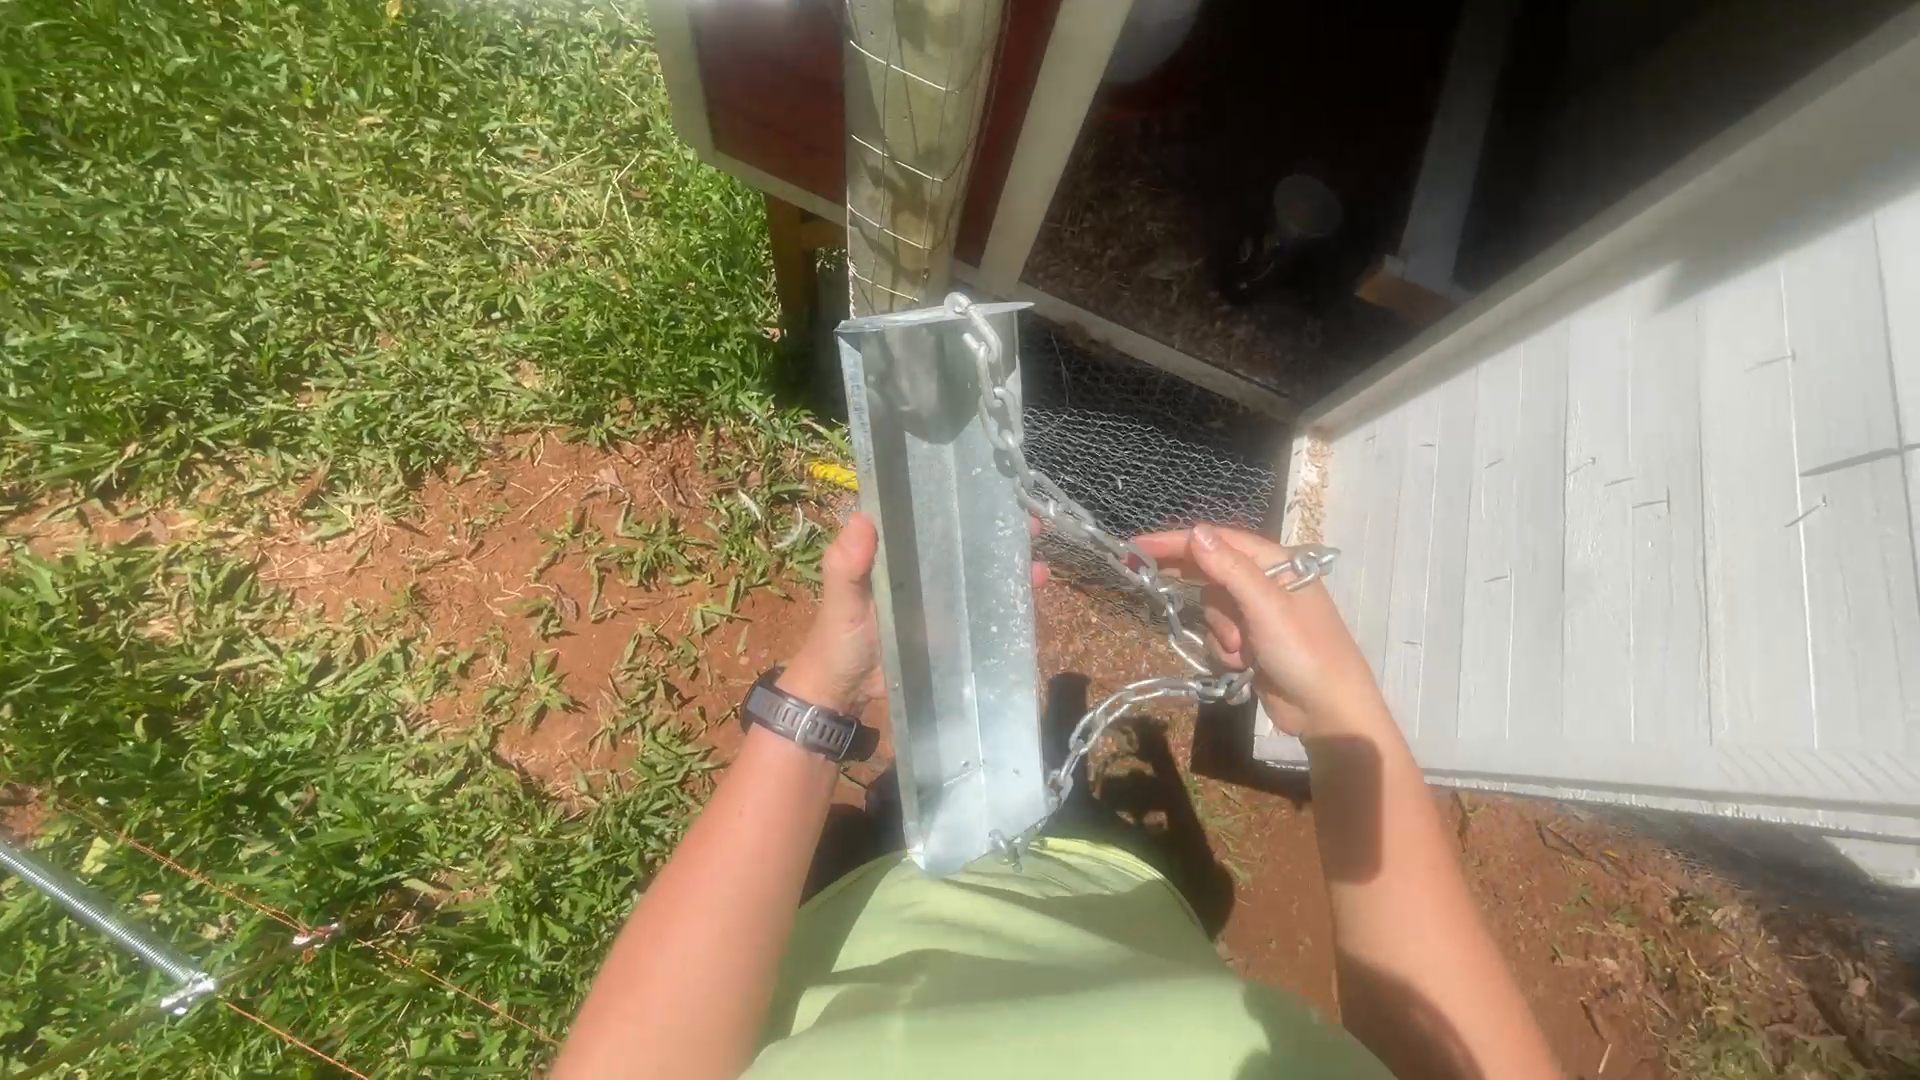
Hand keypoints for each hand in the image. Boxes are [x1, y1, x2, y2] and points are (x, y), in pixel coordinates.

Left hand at [778, 514, 1051, 716]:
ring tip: (1038, 561)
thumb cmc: (836, 639)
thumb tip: (862, 518)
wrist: (844, 692)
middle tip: (1030, 522)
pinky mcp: (952, 626)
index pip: (927, 515)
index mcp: (893, 551)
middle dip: (997, 529)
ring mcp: (940, 597)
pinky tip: (1033, 592)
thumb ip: (846, 565)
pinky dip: (1008, 599)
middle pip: (963, 540)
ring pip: (979, 571)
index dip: (955, 499)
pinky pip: (983, 608)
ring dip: (1009, 562)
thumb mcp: (840, 600)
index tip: (986, 486)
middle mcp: (921, 567)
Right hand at [1131, 523, 1385, 738]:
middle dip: (1190, 583)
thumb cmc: (1305, 651)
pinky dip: (1224, 649)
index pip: (1218, 541)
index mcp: (1276, 564)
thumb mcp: (1266, 606)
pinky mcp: (1251, 642)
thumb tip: (1197, 532)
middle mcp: (1266, 583)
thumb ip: (1229, 568)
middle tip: (1144, 574)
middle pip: (1212, 572)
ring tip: (1241, 650)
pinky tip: (1244, 665)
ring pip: (1211, 608)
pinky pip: (1218, 635)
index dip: (1177, 541)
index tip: (1138, 544)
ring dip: (1219, 630)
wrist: (1329, 712)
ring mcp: (1258, 614)